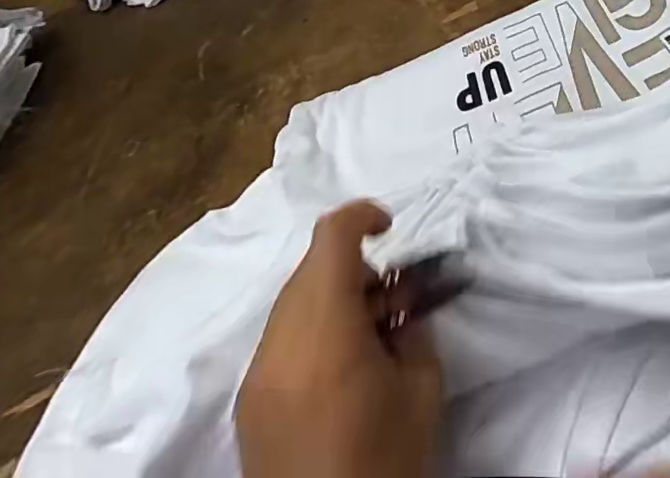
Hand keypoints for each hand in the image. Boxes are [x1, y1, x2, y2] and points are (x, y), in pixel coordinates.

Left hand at [237, 200, 443, 477]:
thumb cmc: (383, 465)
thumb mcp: (422, 394)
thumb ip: (415, 332)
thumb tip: (401, 307)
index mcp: (324, 327)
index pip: (331, 237)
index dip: (362, 215)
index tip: (390, 228)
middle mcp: (279, 337)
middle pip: (312, 267)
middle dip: (354, 268)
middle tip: (390, 304)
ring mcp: (256, 368)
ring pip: (294, 301)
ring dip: (332, 299)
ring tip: (366, 341)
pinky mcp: (247, 398)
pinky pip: (280, 337)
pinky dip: (310, 331)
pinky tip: (336, 373)